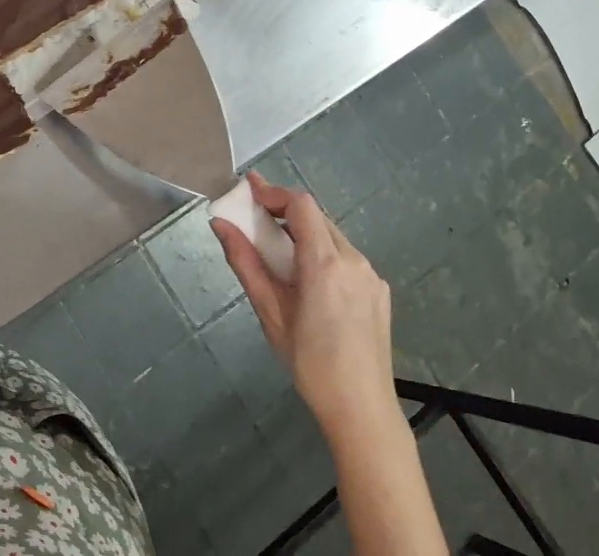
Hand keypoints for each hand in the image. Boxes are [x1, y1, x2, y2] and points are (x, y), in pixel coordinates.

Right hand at [209, 174, 395, 433]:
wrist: (361, 407)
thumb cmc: (308, 361)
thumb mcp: (269, 312)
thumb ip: (245, 262)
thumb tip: (220, 224)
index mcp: (325, 263)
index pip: (301, 205)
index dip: (273, 192)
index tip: (247, 192)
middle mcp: (354, 260)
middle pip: (317, 217)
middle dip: (284, 211)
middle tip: (252, 217)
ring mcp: (371, 276)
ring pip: (333, 237)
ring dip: (302, 233)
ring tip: (275, 252)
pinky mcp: (379, 292)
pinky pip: (346, 258)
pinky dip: (321, 253)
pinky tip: (305, 279)